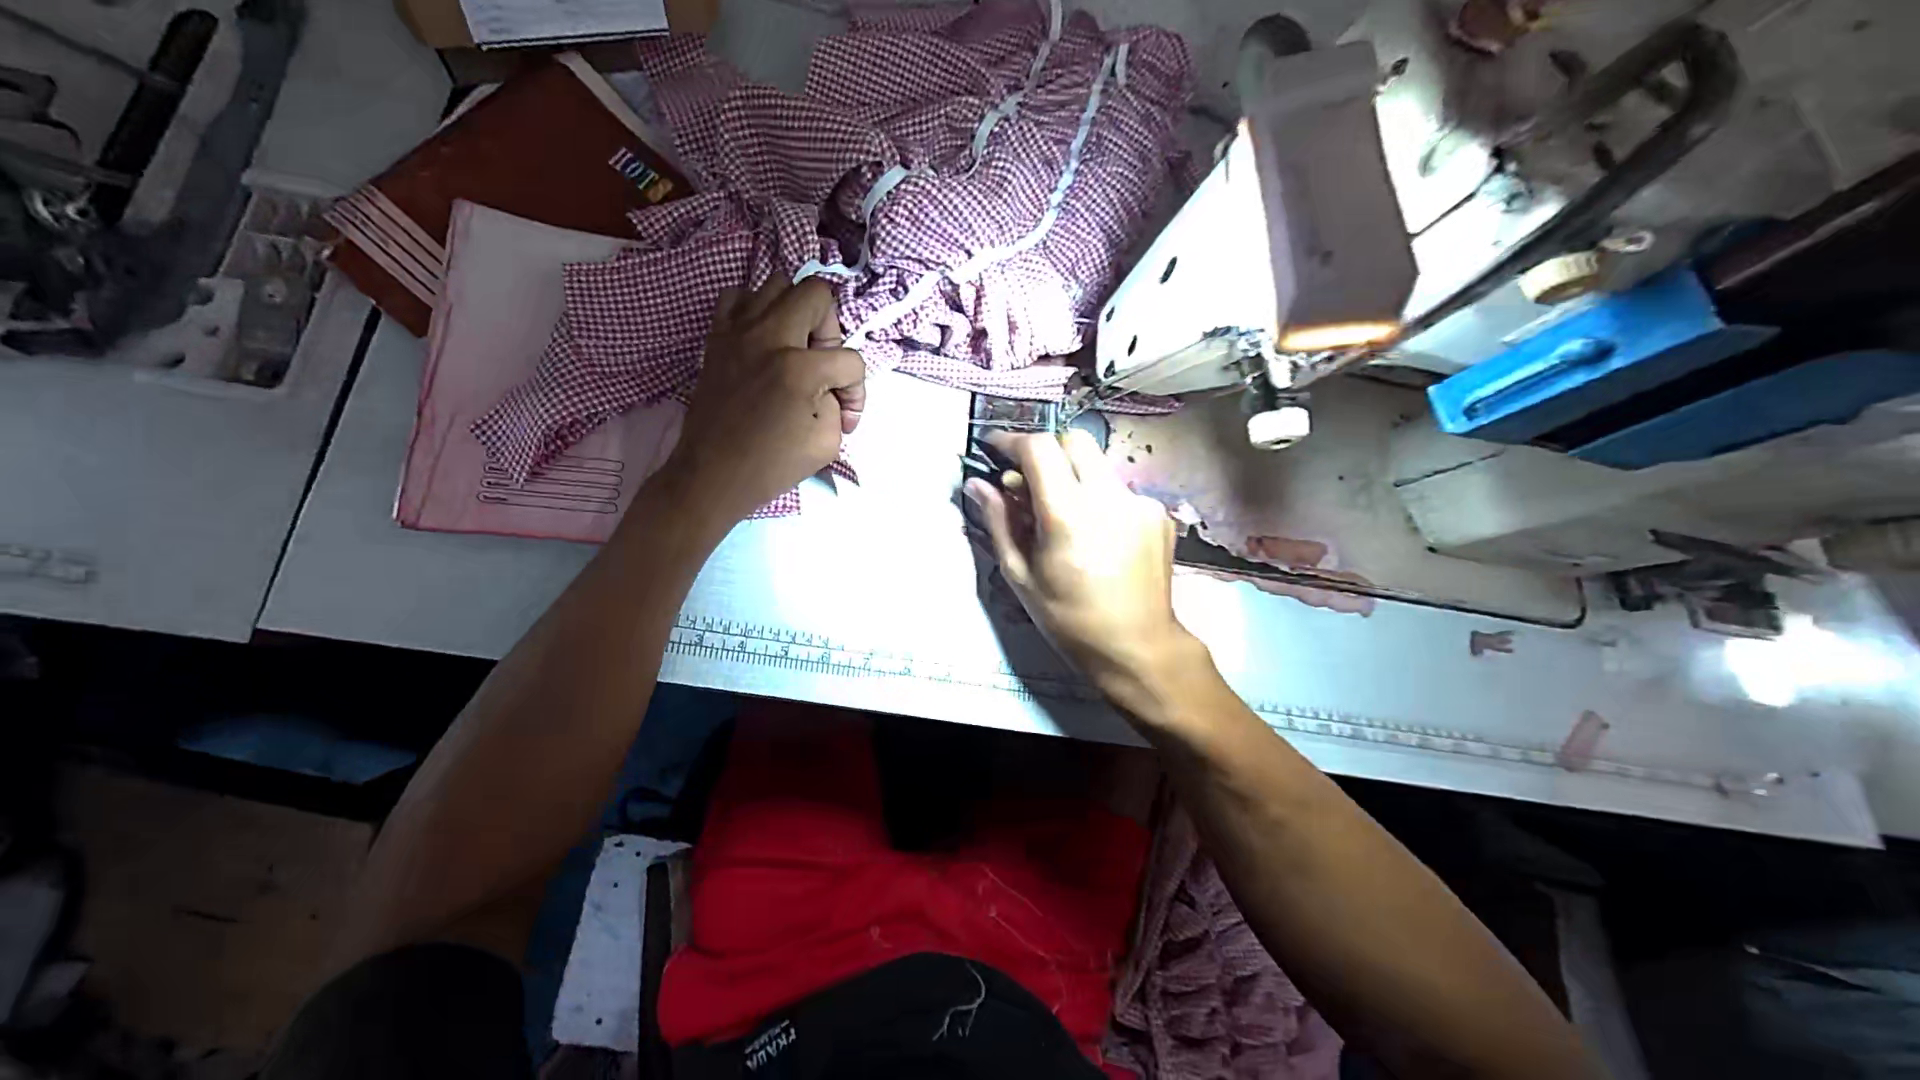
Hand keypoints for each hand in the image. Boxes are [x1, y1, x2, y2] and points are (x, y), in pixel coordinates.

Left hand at [663, 278, 866, 524]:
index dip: (856, 391)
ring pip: (777, 284)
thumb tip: (834, 388)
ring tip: (794, 347)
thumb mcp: (827, 443)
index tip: (846, 416)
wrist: (712, 476)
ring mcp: (737, 332)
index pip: (850, 360)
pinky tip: (762, 338)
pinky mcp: (716, 337)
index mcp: (800, 369)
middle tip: (822, 362)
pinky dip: (755, 308)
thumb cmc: (772, 467)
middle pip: (817, 293)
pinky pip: (737, 296)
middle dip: (830, 328)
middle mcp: (769, 337)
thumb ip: (839, 405)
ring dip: (796, 312)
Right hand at [964, 430, 1208, 718]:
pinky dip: (1100, 499)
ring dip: (1073, 476)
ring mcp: (1140, 503)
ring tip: (1063, 517)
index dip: (1012, 441)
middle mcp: (1109, 498)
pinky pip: (1119, 489)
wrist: (1137, 646)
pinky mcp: (1158, 513)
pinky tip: (1096, 535)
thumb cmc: (1070, 619)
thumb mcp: (1021, 576)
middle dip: (1046, 452)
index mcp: (1069, 515)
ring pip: (1098, 465)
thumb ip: (999, 522)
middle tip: (1028, 482)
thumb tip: (978, 484)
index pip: (1039, 448)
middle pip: (1074, 441)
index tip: (996, 450)